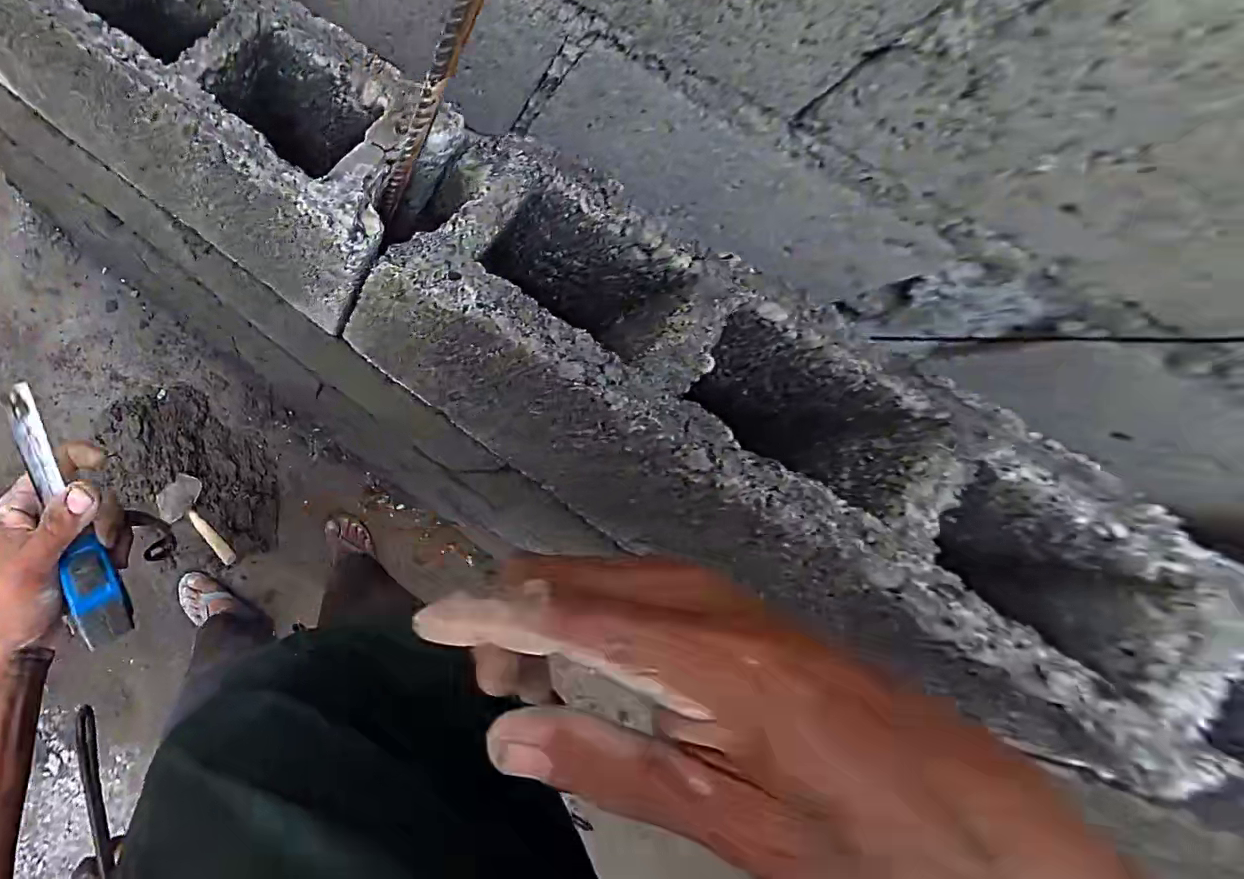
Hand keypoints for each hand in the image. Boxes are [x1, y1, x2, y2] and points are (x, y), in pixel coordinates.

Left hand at [0, 441, 128, 657]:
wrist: (24, 650)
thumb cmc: (12, 607)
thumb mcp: (31, 564)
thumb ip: (58, 527)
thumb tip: (84, 492)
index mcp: (22, 507)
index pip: (52, 465)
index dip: (76, 457)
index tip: (100, 462)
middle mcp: (48, 513)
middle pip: (90, 490)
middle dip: (101, 515)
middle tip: (99, 542)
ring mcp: (70, 533)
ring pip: (106, 513)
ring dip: (111, 536)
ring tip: (103, 562)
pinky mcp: (87, 552)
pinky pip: (114, 535)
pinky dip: (117, 549)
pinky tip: (110, 566)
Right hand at [414, 556, 1132, 878]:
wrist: (985, 821)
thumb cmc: (862, 837)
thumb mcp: (734, 821)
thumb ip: (607, 766)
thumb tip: (500, 739)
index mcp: (700, 652)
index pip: (559, 613)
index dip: (484, 615)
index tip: (426, 623)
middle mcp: (693, 596)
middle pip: (557, 577)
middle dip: (503, 620)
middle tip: (496, 693)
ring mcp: (706, 588)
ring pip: (579, 575)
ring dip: (535, 617)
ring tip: (534, 686)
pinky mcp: (714, 596)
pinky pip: (610, 583)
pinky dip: (573, 614)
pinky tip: (584, 664)